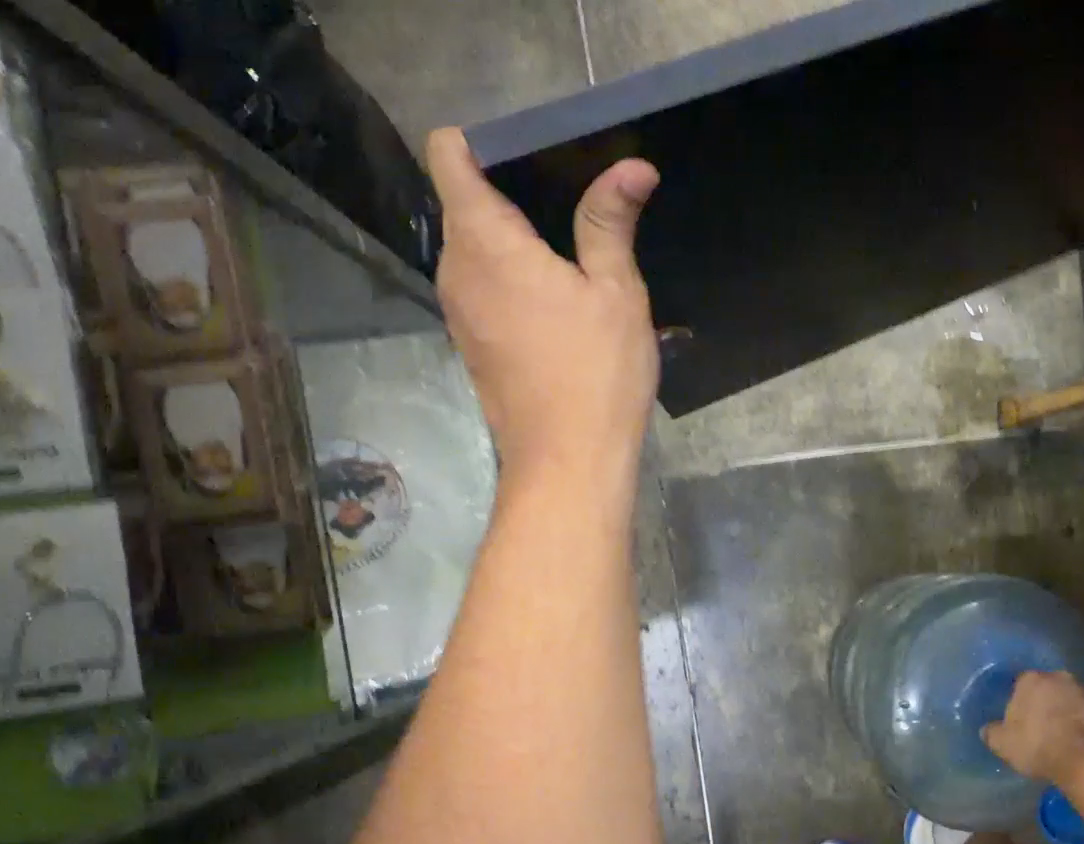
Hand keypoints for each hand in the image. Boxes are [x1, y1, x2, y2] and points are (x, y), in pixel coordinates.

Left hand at [425, 128, 661, 478]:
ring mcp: (458, 307)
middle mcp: (455, 267)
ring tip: (580, 256)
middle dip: (516, 192)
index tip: (542, 155)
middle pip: (467, 201)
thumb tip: (632, 166)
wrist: (567, 461)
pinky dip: (516, 277)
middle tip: (584, 208)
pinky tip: (563, 304)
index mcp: (485, 242)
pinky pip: (485, 285)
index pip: (450, 155)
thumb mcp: (617, 292)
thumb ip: (610, 222)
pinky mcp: (471, 340)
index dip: (487, 142)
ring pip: (477, 247)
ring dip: (520, 240)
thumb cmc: (597, 372)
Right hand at [981, 672, 1083, 786]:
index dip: (1019, 703)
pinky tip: (1082, 740)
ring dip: (1066, 710)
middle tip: (1041, 727)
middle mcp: (1059, 677)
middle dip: (1044, 703)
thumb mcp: (1004, 745)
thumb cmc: (1038, 746)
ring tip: (1063, 736)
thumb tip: (987, 729)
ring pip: (1070, 697)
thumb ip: (992, 733)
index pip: (1020, 685)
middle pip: (1047, 688)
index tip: (1019, 721)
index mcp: (1031, 680)